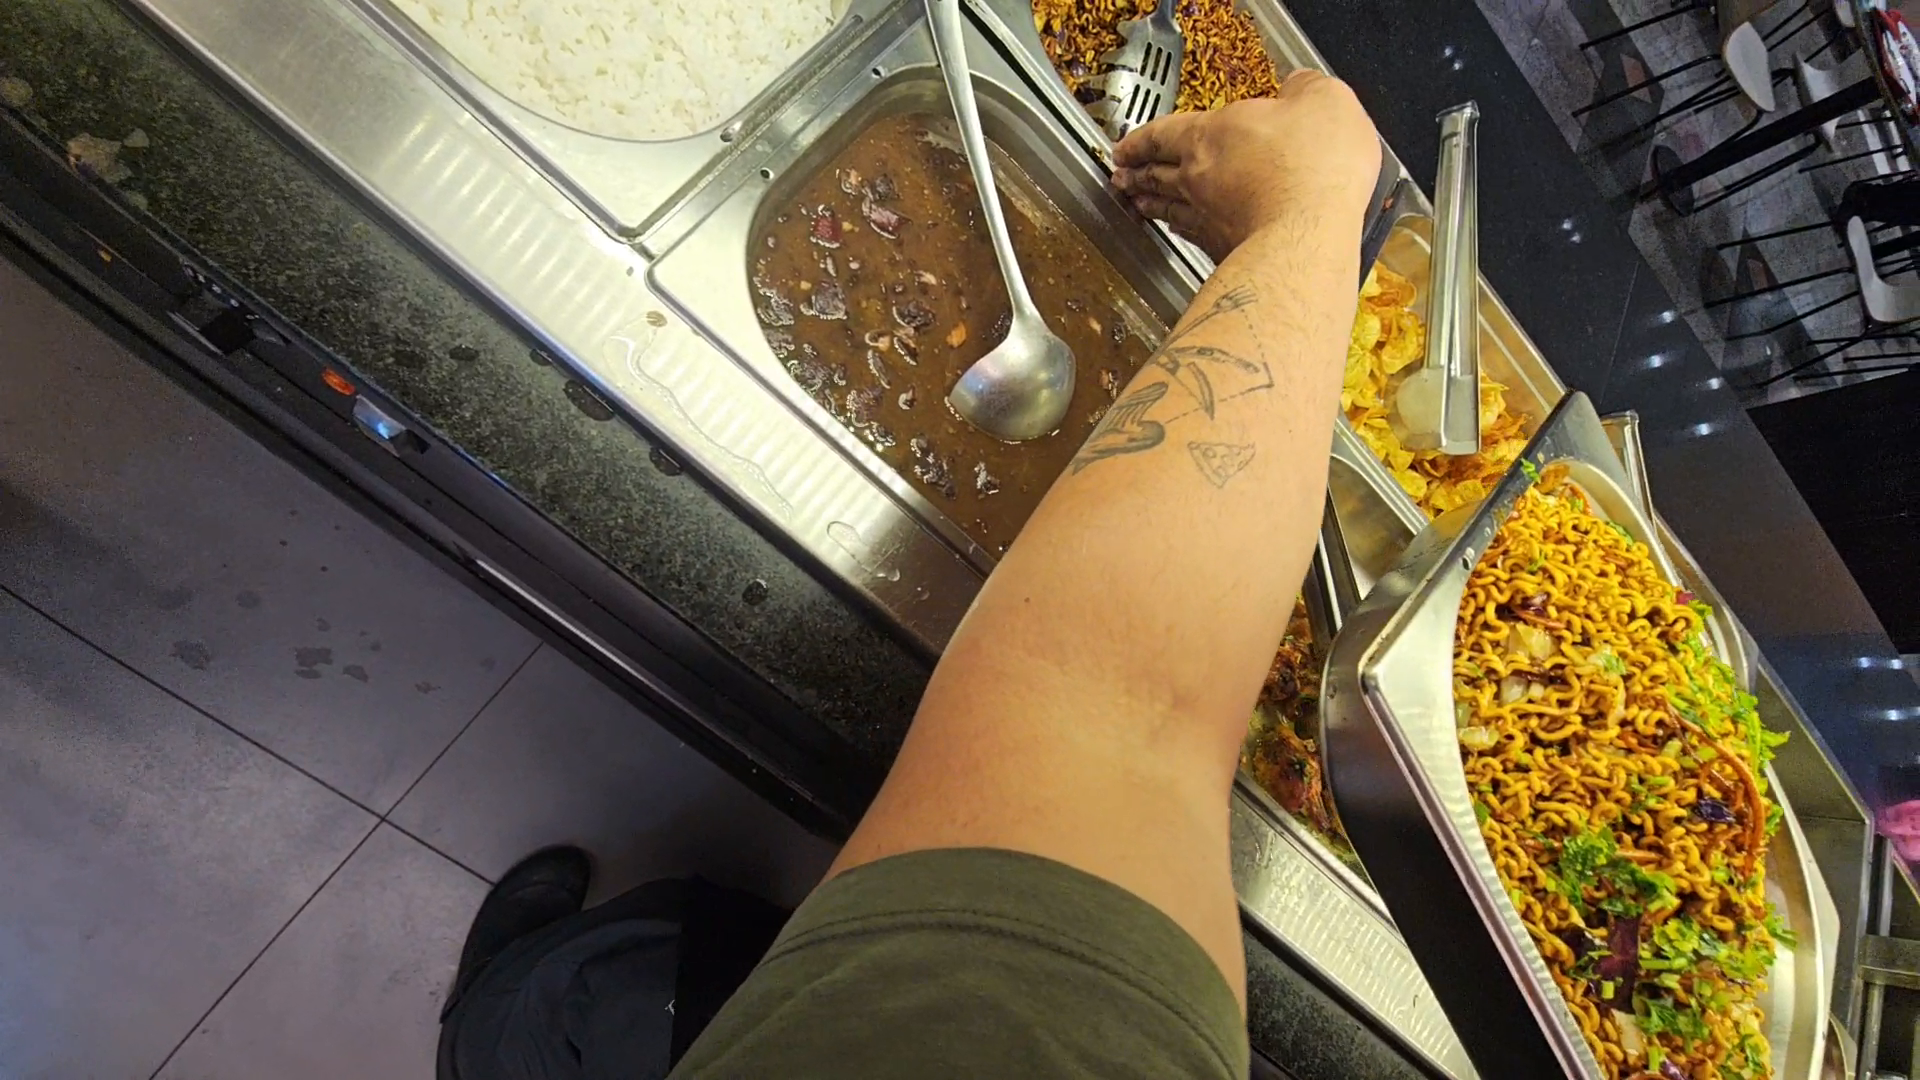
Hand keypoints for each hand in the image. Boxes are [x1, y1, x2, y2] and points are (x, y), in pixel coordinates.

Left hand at [1110, 72, 1381, 261]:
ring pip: (1167, 207)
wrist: (1305, 234)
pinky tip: (1179, 230)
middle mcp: (1198, 179)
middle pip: (1157, 174)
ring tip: (1137, 203)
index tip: (1123, 146)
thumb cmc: (1311, 168)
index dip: (1139, 139)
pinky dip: (1180, 229)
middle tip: (1120, 176)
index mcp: (1210, 136)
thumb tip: (1298, 87)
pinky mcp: (1219, 248)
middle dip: (1135, 173)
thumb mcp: (1321, 101)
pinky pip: (1190, 233)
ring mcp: (1205, 217)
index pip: (1162, 134)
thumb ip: (1302, 91)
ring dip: (1149, 204)